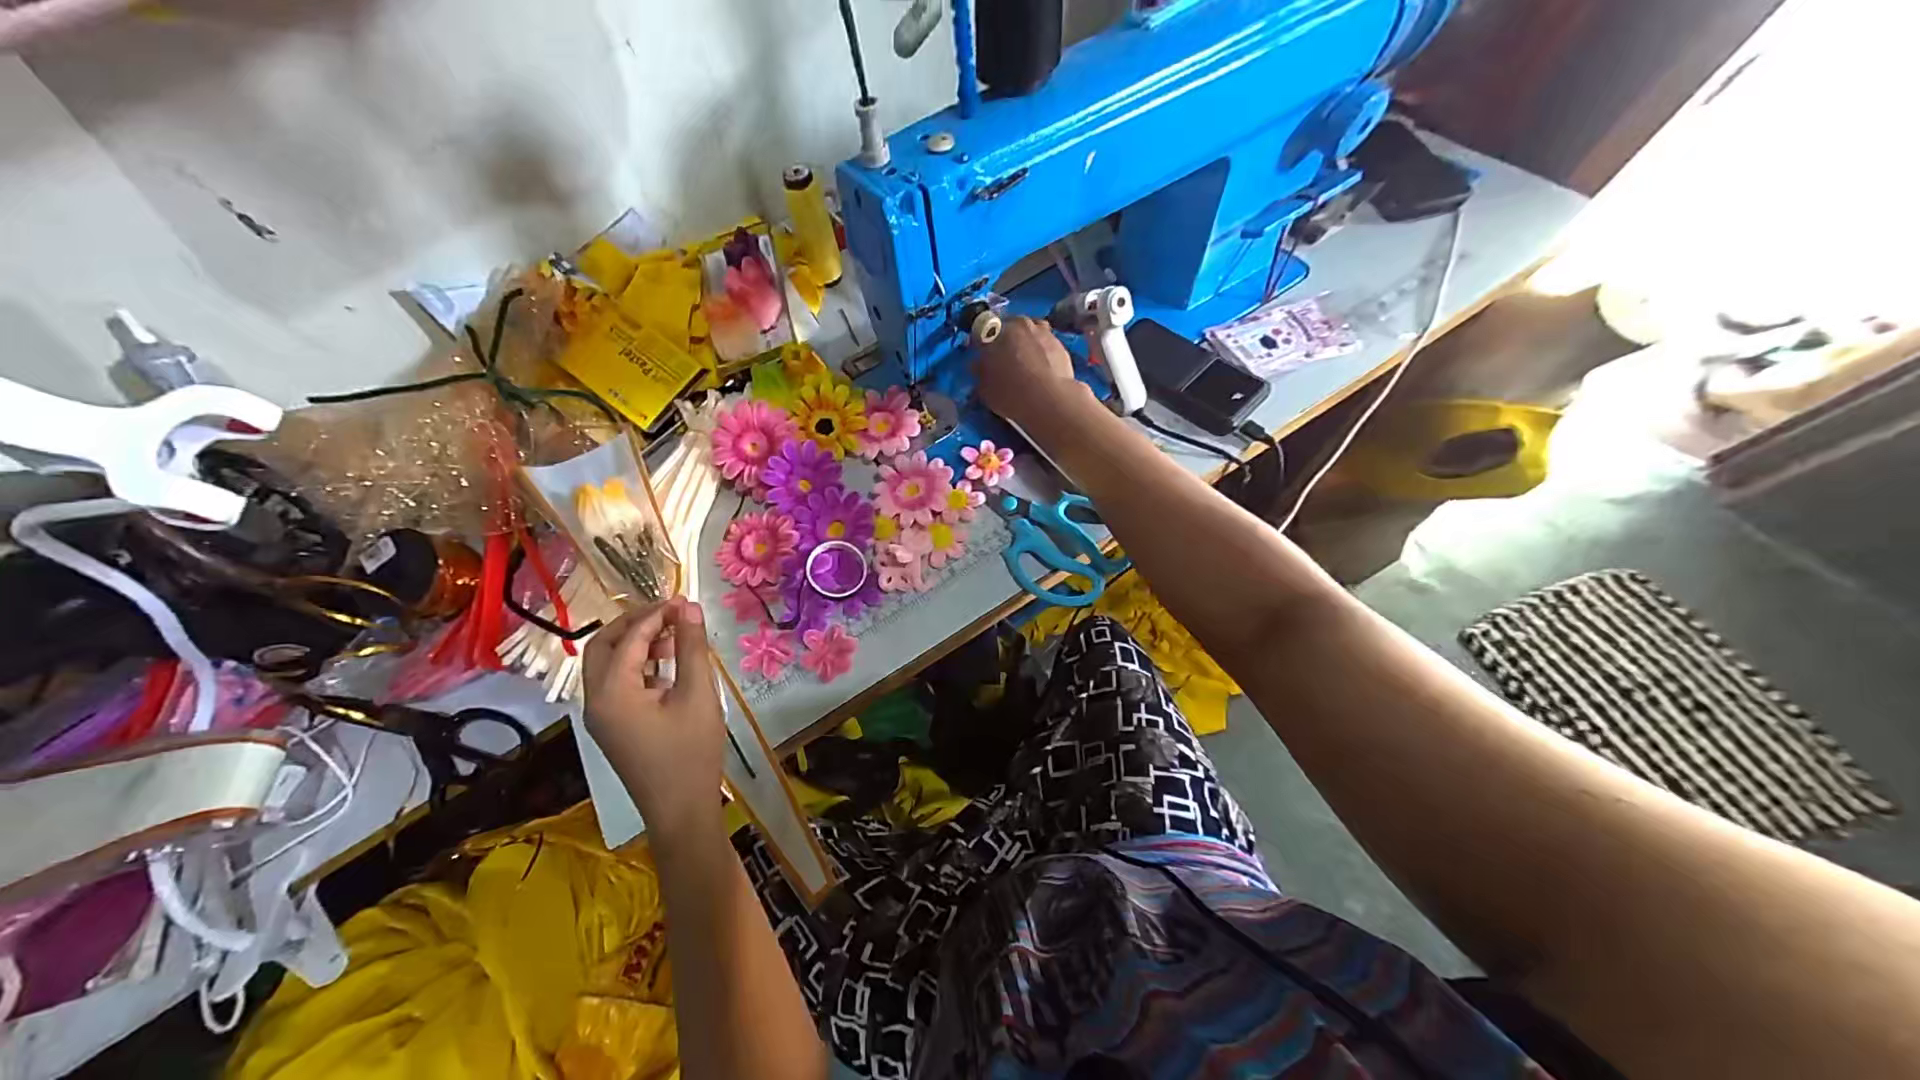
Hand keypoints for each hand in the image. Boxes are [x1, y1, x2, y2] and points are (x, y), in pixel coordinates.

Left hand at [583, 596, 725, 836]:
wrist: (680, 810)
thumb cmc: (691, 752)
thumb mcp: (697, 694)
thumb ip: (691, 647)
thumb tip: (689, 607)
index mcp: (611, 691)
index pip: (629, 638)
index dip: (657, 614)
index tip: (685, 600)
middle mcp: (596, 700)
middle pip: (603, 646)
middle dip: (635, 624)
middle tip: (671, 614)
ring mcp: (601, 717)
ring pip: (607, 665)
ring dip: (636, 644)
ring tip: (675, 640)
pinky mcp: (613, 728)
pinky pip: (615, 685)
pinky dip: (637, 667)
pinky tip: (669, 669)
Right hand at [974, 316, 1090, 427]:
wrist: (1048, 398)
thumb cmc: (1009, 392)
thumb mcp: (984, 388)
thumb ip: (980, 372)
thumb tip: (979, 365)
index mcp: (995, 331)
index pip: (982, 331)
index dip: (981, 344)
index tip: (982, 356)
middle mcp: (1019, 324)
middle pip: (1010, 327)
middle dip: (1007, 340)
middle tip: (1006, 360)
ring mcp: (1043, 331)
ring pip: (1031, 332)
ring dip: (1028, 342)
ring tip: (1028, 363)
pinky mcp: (1061, 344)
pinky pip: (1047, 345)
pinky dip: (1044, 353)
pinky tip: (1043, 370)